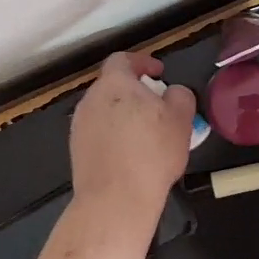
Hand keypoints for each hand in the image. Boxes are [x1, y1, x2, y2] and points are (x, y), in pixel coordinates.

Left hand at [70, 52, 196, 216]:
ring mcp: (79, 126)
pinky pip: (99, 134)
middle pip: (112, 86)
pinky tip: (130, 155)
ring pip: (105, 111)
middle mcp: (90, 99)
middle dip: (134, 92)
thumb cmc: (152, 152)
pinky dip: (114, 136)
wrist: (115, 199)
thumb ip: (180, 96)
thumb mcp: (181, 119)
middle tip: (157, 107)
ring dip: (123, 115)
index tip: (158, 73)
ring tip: (146, 134)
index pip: (123, 59)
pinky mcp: (77, 150)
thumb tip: (172, 93)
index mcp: (114, 83)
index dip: (142, 62)